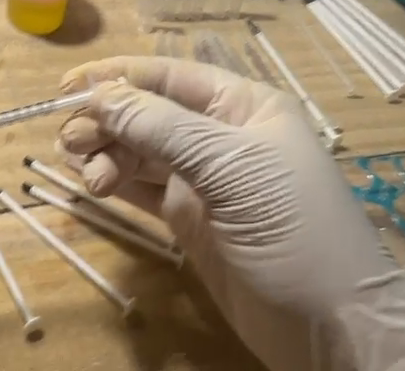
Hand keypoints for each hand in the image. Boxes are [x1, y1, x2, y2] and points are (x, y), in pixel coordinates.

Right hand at [58, 57, 404, 370]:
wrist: (337, 329)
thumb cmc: (294, 228)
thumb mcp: (230, 168)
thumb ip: (161, 127)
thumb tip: (98, 94)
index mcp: (241, 105)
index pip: (168, 76)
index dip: (118, 76)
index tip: (67, 86)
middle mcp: (220, 134)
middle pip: (149, 112)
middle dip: (108, 119)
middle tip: (69, 140)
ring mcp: (205, 179)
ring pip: (141, 149)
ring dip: (107, 153)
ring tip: (87, 173)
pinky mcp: (191, 219)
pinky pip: (143, 187)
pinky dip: (116, 181)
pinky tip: (95, 184)